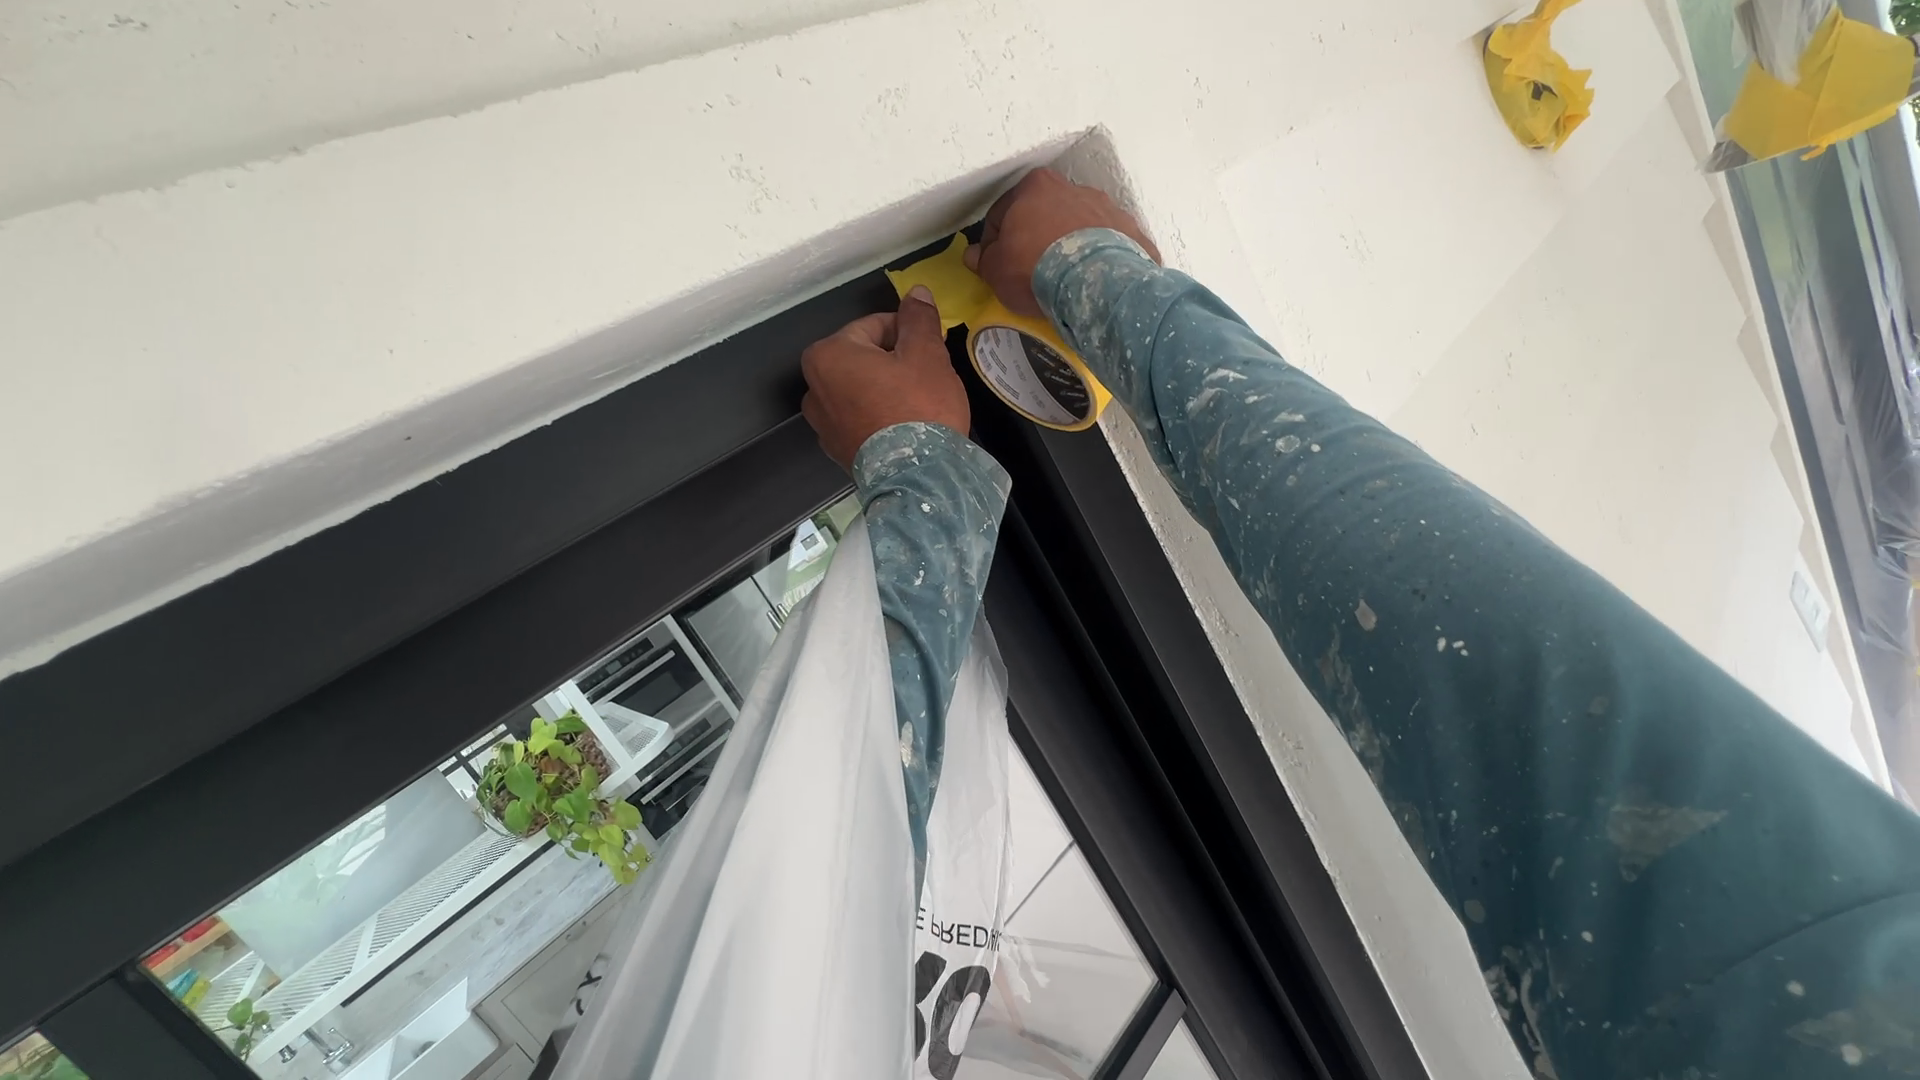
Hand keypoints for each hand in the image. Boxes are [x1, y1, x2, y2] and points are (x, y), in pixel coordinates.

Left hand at [801, 285, 969, 468]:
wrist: (919, 477)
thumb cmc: (920, 408)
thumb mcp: (927, 354)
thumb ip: (918, 319)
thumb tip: (916, 293)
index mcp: (828, 356)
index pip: (873, 327)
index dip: (906, 332)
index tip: (929, 347)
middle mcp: (813, 389)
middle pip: (862, 359)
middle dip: (893, 362)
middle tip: (927, 375)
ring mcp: (822, 425)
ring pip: (861, 391)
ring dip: (885, 389)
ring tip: (917, 403)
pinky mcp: (838, 452)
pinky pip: (860, 421)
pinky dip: (878, 417)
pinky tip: (905, 426)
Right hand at [965, 168, 1159, 317]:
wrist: (1096, 283)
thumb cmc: (1035, 269)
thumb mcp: (996, 270)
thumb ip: (983, 260)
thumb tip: (973, 255)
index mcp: (1033, 187)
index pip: (1001, 213)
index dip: (992, 243)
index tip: (993, 266)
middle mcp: (1072, 187)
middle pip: (1043, 216)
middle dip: (1033, 240)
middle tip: (1028, 273)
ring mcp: (1106, 208)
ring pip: (1077, 228)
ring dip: (1067, 248)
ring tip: (1062, 280)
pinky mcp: (1130, 232)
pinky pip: (1106, 246)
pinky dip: (1096, 260)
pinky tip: (1089, 282)